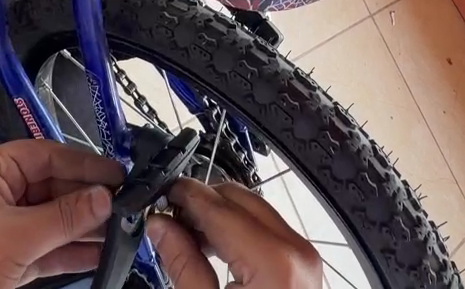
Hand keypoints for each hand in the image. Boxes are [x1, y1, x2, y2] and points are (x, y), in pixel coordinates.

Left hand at [0, 139, 125, 288]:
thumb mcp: (19, 237)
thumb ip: (66, 216)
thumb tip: (106, 197)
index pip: (47, 155)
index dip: (84, 165)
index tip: (116, 174)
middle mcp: (0, 189)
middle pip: (53, 187)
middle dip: (87, 200)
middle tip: (123, 206)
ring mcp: (4, 223)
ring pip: (53, 218)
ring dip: (84, 227)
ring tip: (119, 231)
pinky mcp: (8, 254)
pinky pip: (46, 245)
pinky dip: (70, 250)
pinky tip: (99, 254)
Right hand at [146, 178, 322, 287]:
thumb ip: (183, 265)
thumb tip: (161, 225)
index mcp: (275, 262)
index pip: (219, 207)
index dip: (184, 196)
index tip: (159, 195)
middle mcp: (297, 251)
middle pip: (238, 199)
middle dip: (200, 201)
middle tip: (167, 215)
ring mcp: (305, 259)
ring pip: (252, 211)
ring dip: (217, 215)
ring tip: (184, 233)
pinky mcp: (304, 268)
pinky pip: (266, 231)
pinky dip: (237, 231)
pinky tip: (212, 246)